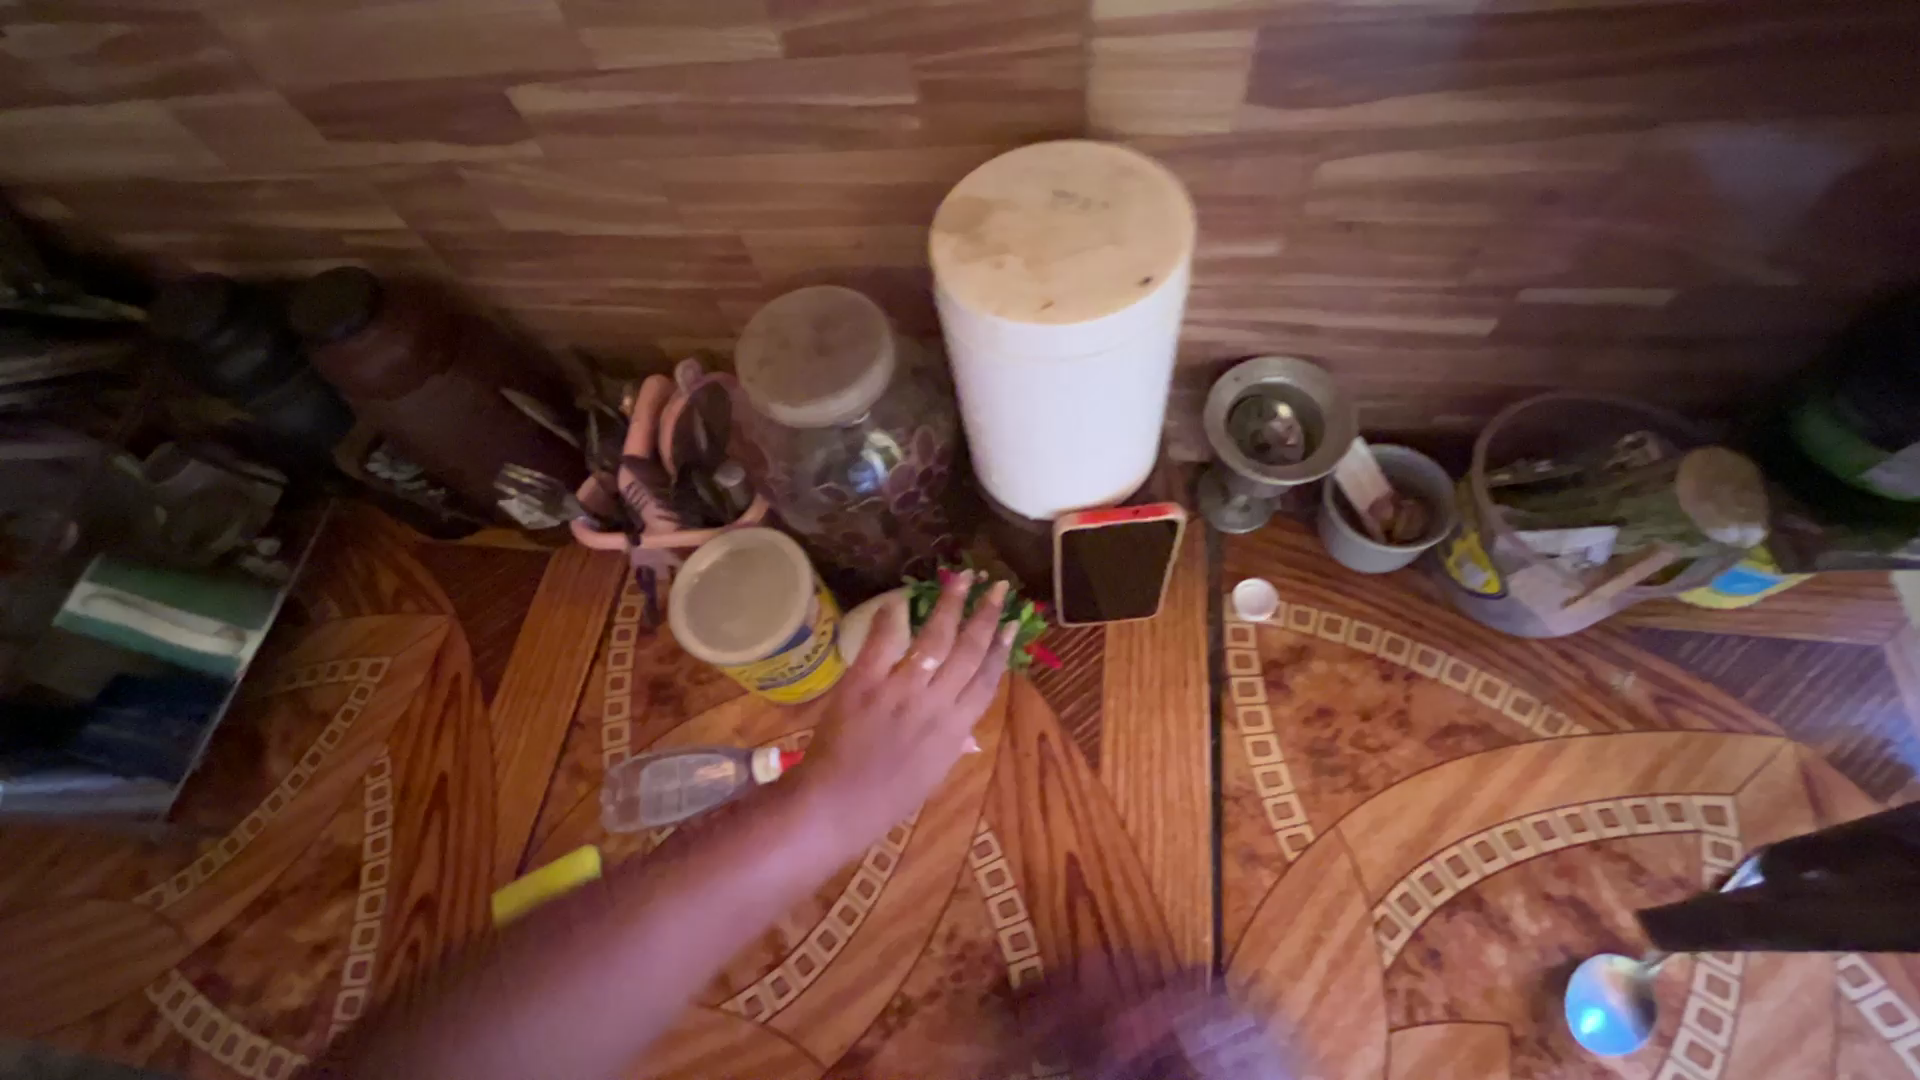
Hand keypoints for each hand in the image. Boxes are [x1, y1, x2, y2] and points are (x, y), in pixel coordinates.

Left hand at [796, 571, 1014, 846]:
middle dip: (986, 615)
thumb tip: (971, 735)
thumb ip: (953, 745)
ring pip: (935, 639)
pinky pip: (883, 643)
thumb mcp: (932, 775)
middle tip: (996, 586)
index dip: (1002, 648)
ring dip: (951, 605)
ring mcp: (900, 691)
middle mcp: (935, 704)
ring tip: (962, 578)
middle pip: (969, 650)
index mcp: (956, 729)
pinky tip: (901, 599)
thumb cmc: (887, 798)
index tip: (1013, 623)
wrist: (836, 805)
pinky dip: (892, 619)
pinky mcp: (865, 683)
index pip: (987, 679)